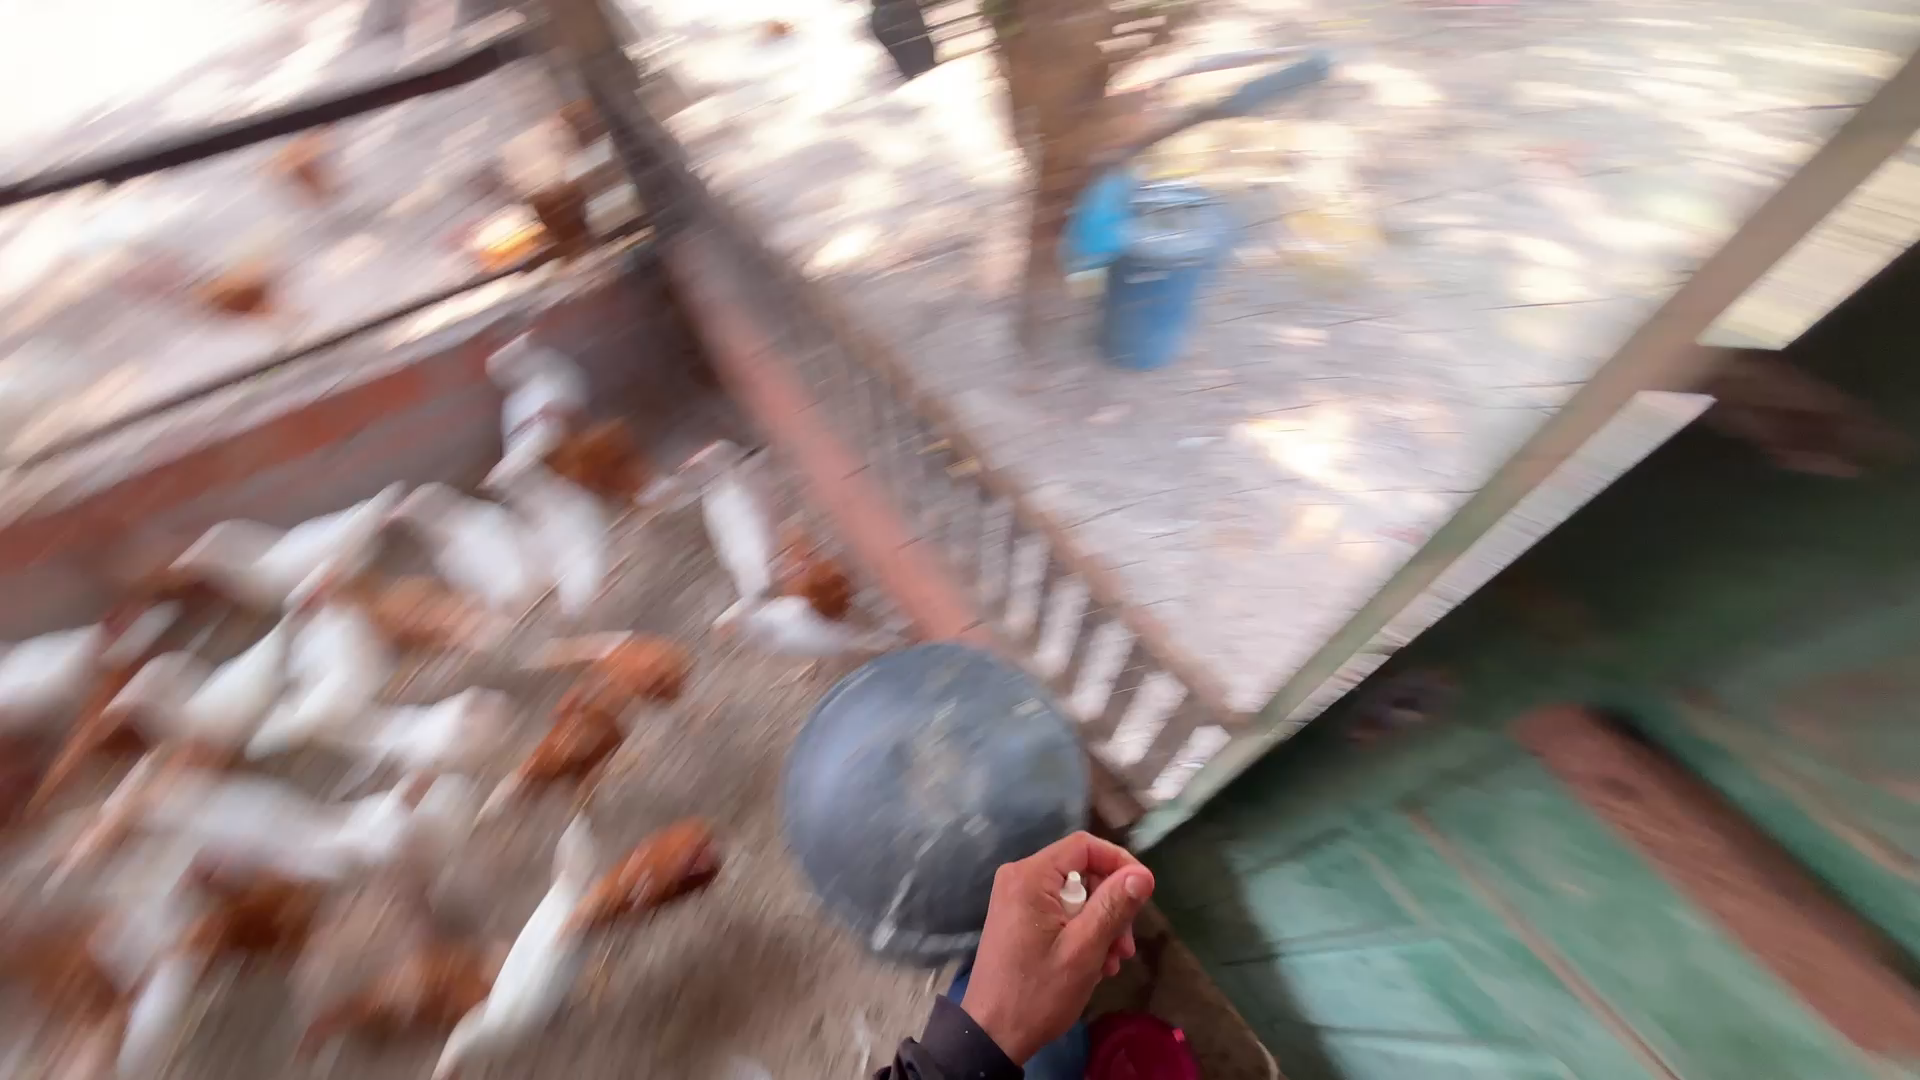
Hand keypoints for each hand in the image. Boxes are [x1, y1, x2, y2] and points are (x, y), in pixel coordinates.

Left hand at [960, 831, 1154, 1062]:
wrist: (992, 1035)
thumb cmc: (1038, 992)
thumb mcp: (1084, 950)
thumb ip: (1113, 906)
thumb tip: (1143, 874)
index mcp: (1030, 875)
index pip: (1084, 846)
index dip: (1118, 862)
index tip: (1143, 892)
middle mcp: (1019, 876)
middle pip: (1080, 871)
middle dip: (1110, 904)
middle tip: (1125, 946)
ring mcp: (1015, 896)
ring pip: (1072, 893)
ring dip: (1098, 924)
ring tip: (1111, 963)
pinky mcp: (1016, 916)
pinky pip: (1057, 909)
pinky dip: (1079, 930)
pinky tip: (1092, 964)